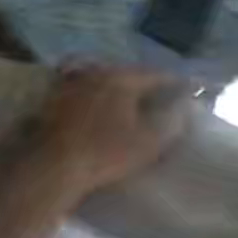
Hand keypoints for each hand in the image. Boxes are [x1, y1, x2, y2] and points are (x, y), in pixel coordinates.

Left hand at [13, 66, 188, 203]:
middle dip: (142, 81)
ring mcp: (70, 82)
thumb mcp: (147, 144)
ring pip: (99, 77)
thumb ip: (170, 123)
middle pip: (125, 73)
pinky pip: (78, 87)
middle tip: (157, 93)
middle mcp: (94, 72)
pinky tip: (94, 104)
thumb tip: (183, 108)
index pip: (154, 74)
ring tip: (127, 98)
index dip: (172, 82)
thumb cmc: (104, 154)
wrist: (53, 165)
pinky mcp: (52, 97)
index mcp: (120, 78)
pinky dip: (90, 92)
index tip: (185, 88)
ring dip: (114, 84)